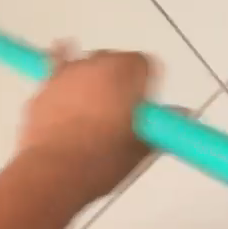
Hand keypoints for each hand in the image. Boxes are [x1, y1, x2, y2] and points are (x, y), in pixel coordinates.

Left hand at [15, 46, 155, 201]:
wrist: (52, 175)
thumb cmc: (100, 164)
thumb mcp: (137, 151)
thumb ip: (160, 128)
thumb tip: (183, 114)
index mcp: (127, 72)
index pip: (146, 67)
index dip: (144, 90)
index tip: (138, 116)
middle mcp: (99, 61)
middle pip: (115, 63)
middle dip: (117, 84)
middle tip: (113, 120)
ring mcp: (68, 70)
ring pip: (86, 66)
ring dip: (91, 80)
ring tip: (88, 112)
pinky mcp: (43, 85)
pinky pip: (55, 63)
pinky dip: (61, 62)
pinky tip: (63, 52)